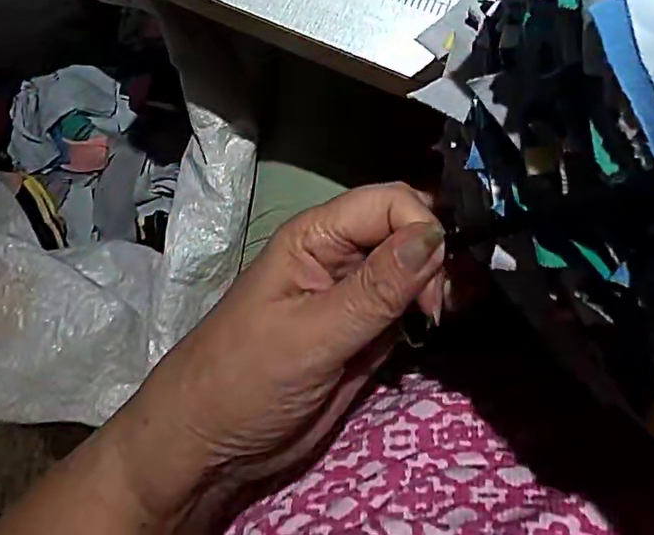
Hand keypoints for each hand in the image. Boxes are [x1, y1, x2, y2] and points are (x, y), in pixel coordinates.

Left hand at [109, 183, 447, 526]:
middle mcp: (343, 251)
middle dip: (435, 254)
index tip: (437, 279)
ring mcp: (358, 288)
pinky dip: (427, 310)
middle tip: (443, 302)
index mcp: (319, 234)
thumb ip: (374, 290)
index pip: (388, 202)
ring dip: (436, 283)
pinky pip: (409, 302)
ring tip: (440, 317)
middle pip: (407, 227)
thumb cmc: (244, 381)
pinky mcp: (368, 324)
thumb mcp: (310, 336)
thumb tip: (433, 238)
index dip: (421, 227)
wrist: (209, 452)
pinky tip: (434, 325)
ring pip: (414, 264)